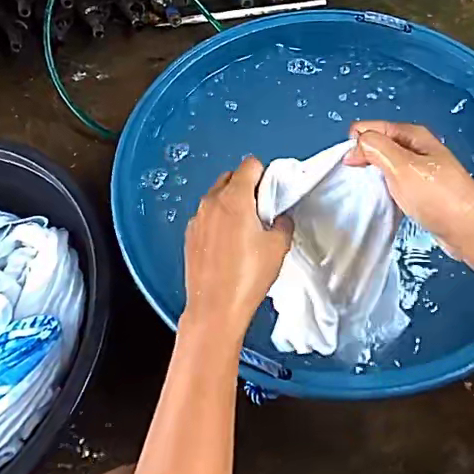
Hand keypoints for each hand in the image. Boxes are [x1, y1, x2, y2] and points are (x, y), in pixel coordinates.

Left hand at [182, 156, 292, 331]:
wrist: (215, 308)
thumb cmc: (246, 277)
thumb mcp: (279, 247)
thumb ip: (283, 224)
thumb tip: (281, 219)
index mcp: (235, 199)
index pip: (250, 165)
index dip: (265, 174)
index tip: (272, 191)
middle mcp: (211, 203)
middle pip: (231, 177)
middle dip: (248, 187)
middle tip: (262, 210)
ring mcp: (197, 219)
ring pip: (217, 197)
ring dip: (232, 204)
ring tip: (246, 230)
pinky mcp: (190, 236)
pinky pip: (207, 217)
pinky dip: (219, 222)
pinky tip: (230, 245)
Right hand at [345, 121, 473, 261]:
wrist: (468, 230)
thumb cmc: (437, 196)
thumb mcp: (400, 166)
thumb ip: (376, 147)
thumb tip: (359, 141)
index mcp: (413, 135)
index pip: (371, 128)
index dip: (357, 143)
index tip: (351, 164)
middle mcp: (417, 148)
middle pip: (379, 145)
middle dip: (364, 158)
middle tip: (359, 180)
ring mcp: (421, 170)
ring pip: (386, 165)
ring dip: (375, 176)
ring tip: (370, 191)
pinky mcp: (422, 191)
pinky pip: (395, 182)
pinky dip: (386, 189)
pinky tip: (384, 201)